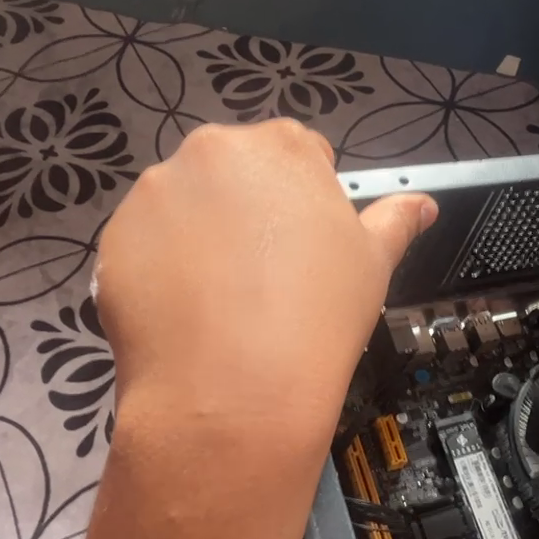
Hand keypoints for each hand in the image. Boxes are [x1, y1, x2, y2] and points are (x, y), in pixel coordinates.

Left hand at [93, 121, 436, 451]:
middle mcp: (211, 154)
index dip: (309, 200)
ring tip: (226, 297)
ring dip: (205, 234)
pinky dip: (165, 267)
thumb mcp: (374, 263)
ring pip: (188, 206)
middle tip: (269, 272)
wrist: (236, 391)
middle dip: (252, 209)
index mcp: (281, 147)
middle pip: (238, 172)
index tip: (308, 245)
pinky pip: (148, 244)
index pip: (300, 154)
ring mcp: (154, 196)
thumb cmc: (320, 315)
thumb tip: (422, 205)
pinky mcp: (116, 240)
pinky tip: (191, 311)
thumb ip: (396, 221)